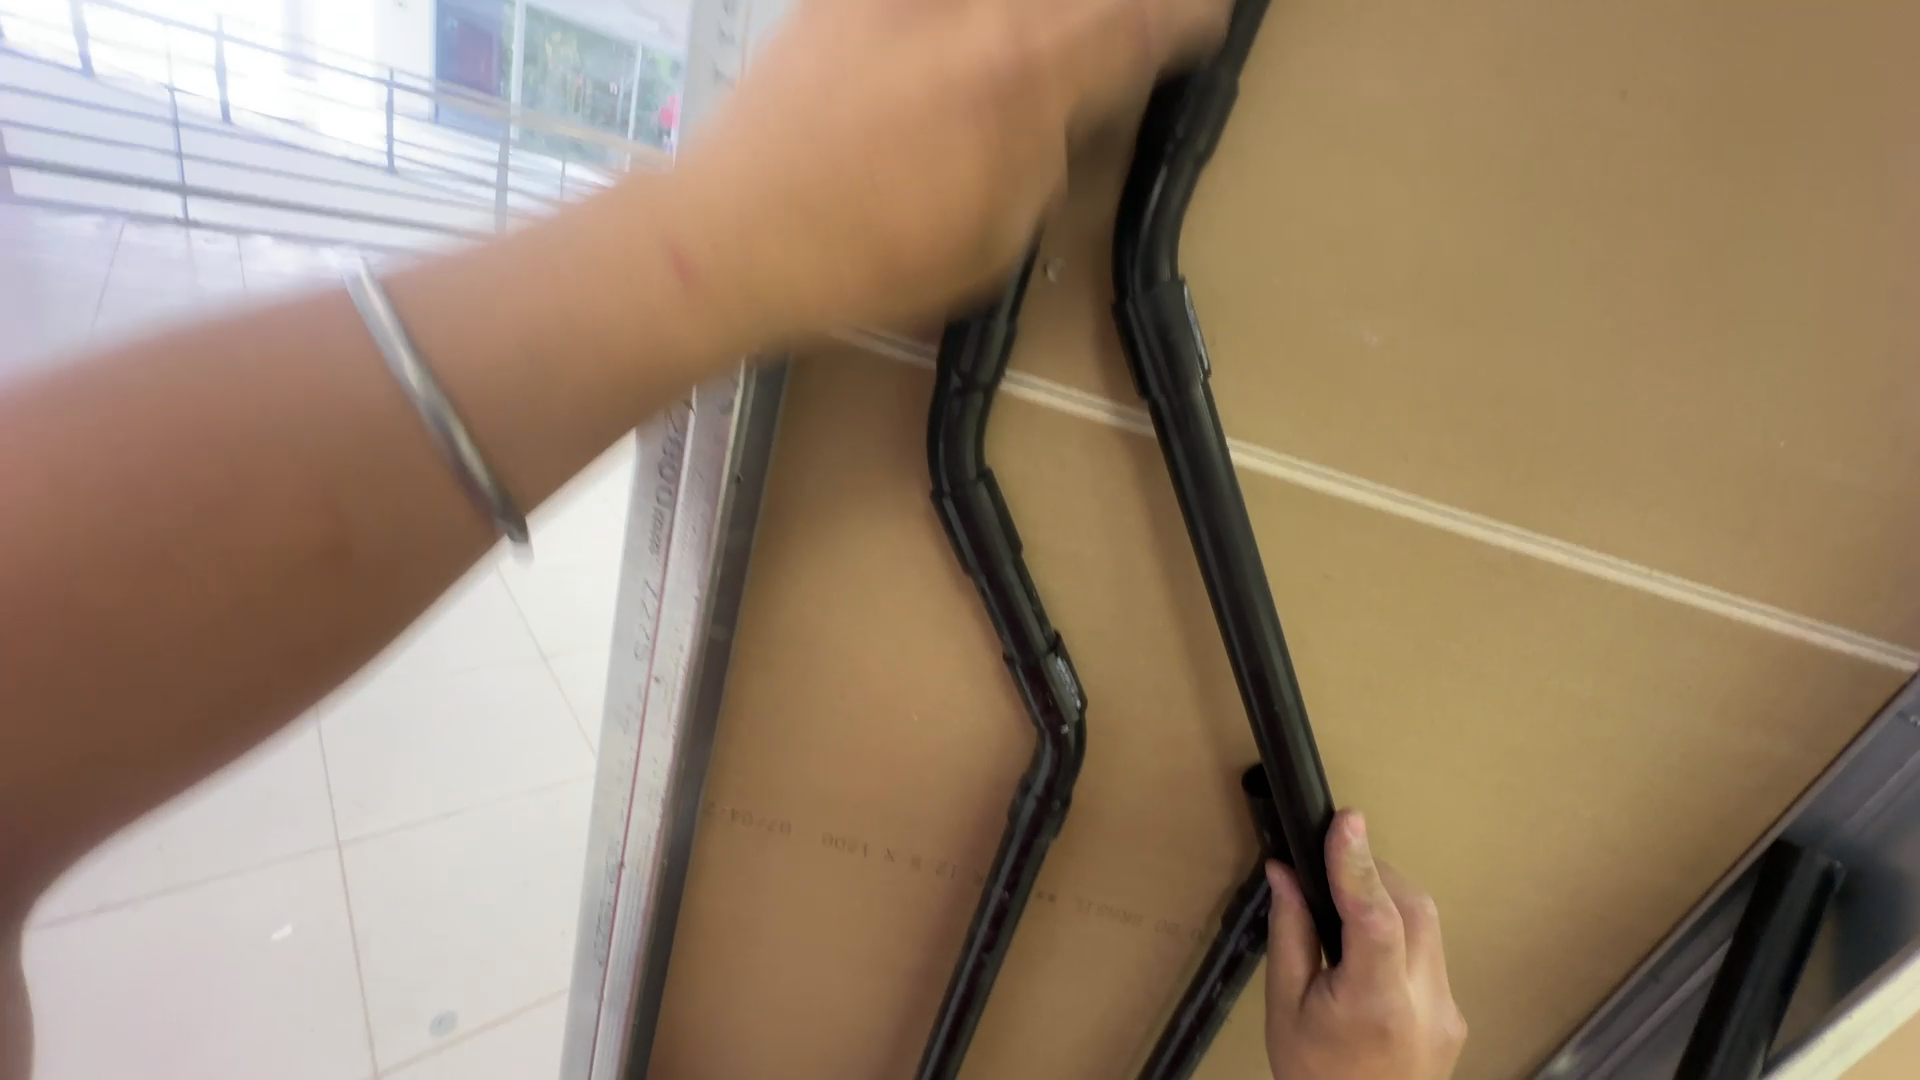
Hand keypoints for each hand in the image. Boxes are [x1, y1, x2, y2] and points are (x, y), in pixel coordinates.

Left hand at [662, 0, 1230, 347]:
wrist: (740, 237)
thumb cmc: (869, 264)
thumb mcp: (990, 245)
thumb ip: (1043, 167)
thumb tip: (1057, 120)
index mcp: (1023, 77)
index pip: (1137, 24)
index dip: (1183, 19)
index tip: (1202, 20)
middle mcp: (972, 4)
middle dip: (1110, 20)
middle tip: (1122, 39)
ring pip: (1003, 1)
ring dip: (1038, 25)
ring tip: (1034, 54)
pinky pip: (931, 10)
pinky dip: (967, 27)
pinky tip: (964, 49)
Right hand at [1266, 811, 1467, 1079]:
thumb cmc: (1314, 1074)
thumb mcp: (1284, 1005)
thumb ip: (1289, 932)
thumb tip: (1285, 871)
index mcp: (1376, 1004)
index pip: (1376, 919)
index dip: (1358, 864)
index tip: (1346, 820)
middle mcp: (1427, 1003)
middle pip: (1413, 908)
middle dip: (1373, 869)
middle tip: (1331, 856)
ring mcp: (1449, 1009)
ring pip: (1428, 921)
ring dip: (1387, 891)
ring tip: (1343, 895)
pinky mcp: (1454, 1011)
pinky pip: (1429, 946)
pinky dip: (1397, 921)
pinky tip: (1364, 936)